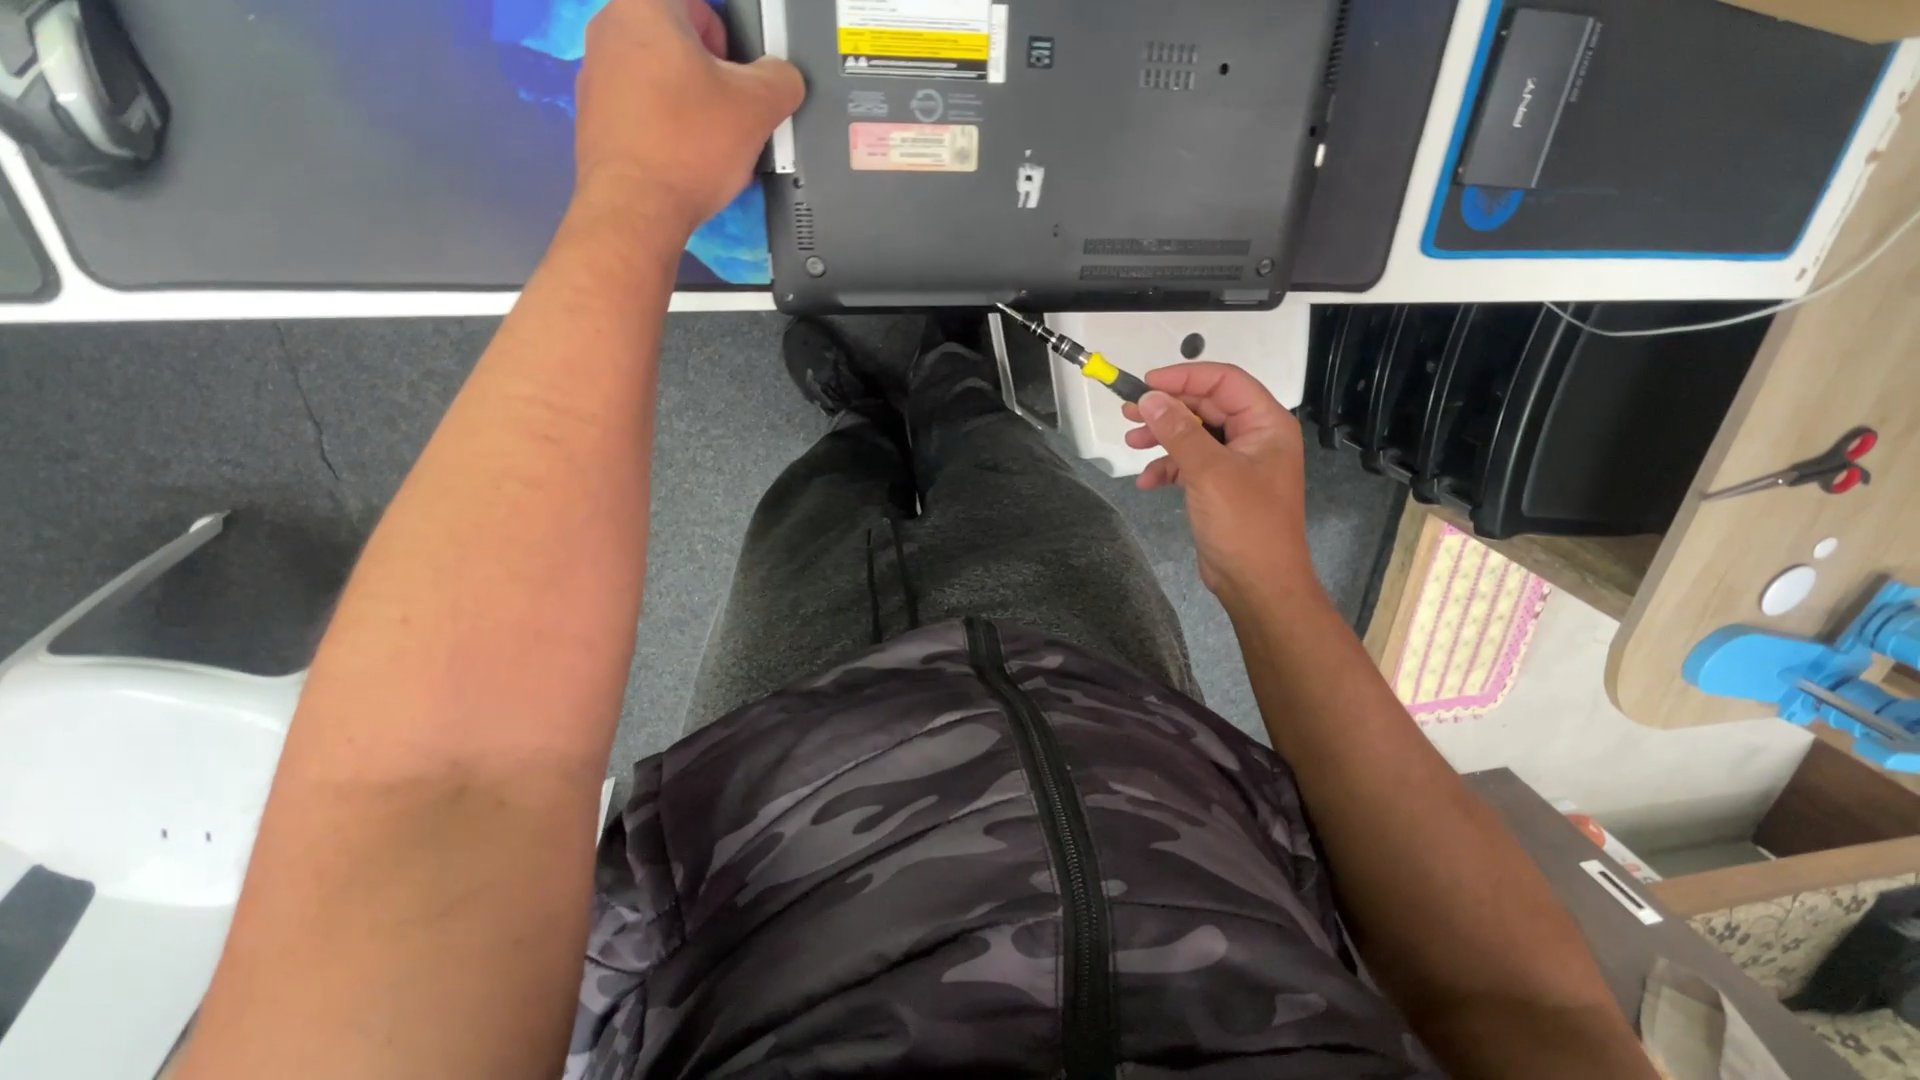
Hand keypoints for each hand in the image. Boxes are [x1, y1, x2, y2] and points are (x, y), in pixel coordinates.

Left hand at [574, 0, 804, 237]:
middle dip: (710, 71)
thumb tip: (781, 79)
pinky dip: (666, 126)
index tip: (738, 73)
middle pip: (676, 37)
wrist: (636, 210)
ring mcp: (594, 75)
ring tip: (711, 141)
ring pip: (658, 75)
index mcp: (643, 7)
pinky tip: (685, 159)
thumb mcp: (758, 107)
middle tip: (730, 109)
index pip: (698, 3)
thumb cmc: (691, 144)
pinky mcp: (592, 118)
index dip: (727, 36)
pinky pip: (640, 109)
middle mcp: (609, 30)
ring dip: (690, 100)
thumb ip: (780, 79)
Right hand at [1122, 363, 1315, 601]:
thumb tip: (1149, 398)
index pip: (1225, 381)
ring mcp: (1237, 463)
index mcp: (1267, 424)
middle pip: (1206, 406)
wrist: (1258, 585)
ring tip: (1131, 443)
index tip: (1147, 383)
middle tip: (1129, 412)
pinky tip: (1147, 482)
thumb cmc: (1245, 525)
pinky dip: (1167, 468)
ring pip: (1194, 434)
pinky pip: (1190, 463)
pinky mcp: (1221, 486)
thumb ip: (1178, 431)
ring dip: (1162, 437)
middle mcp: (1255, 437)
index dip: (1185, 377)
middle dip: (1167, 408)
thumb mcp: (1210, 473)